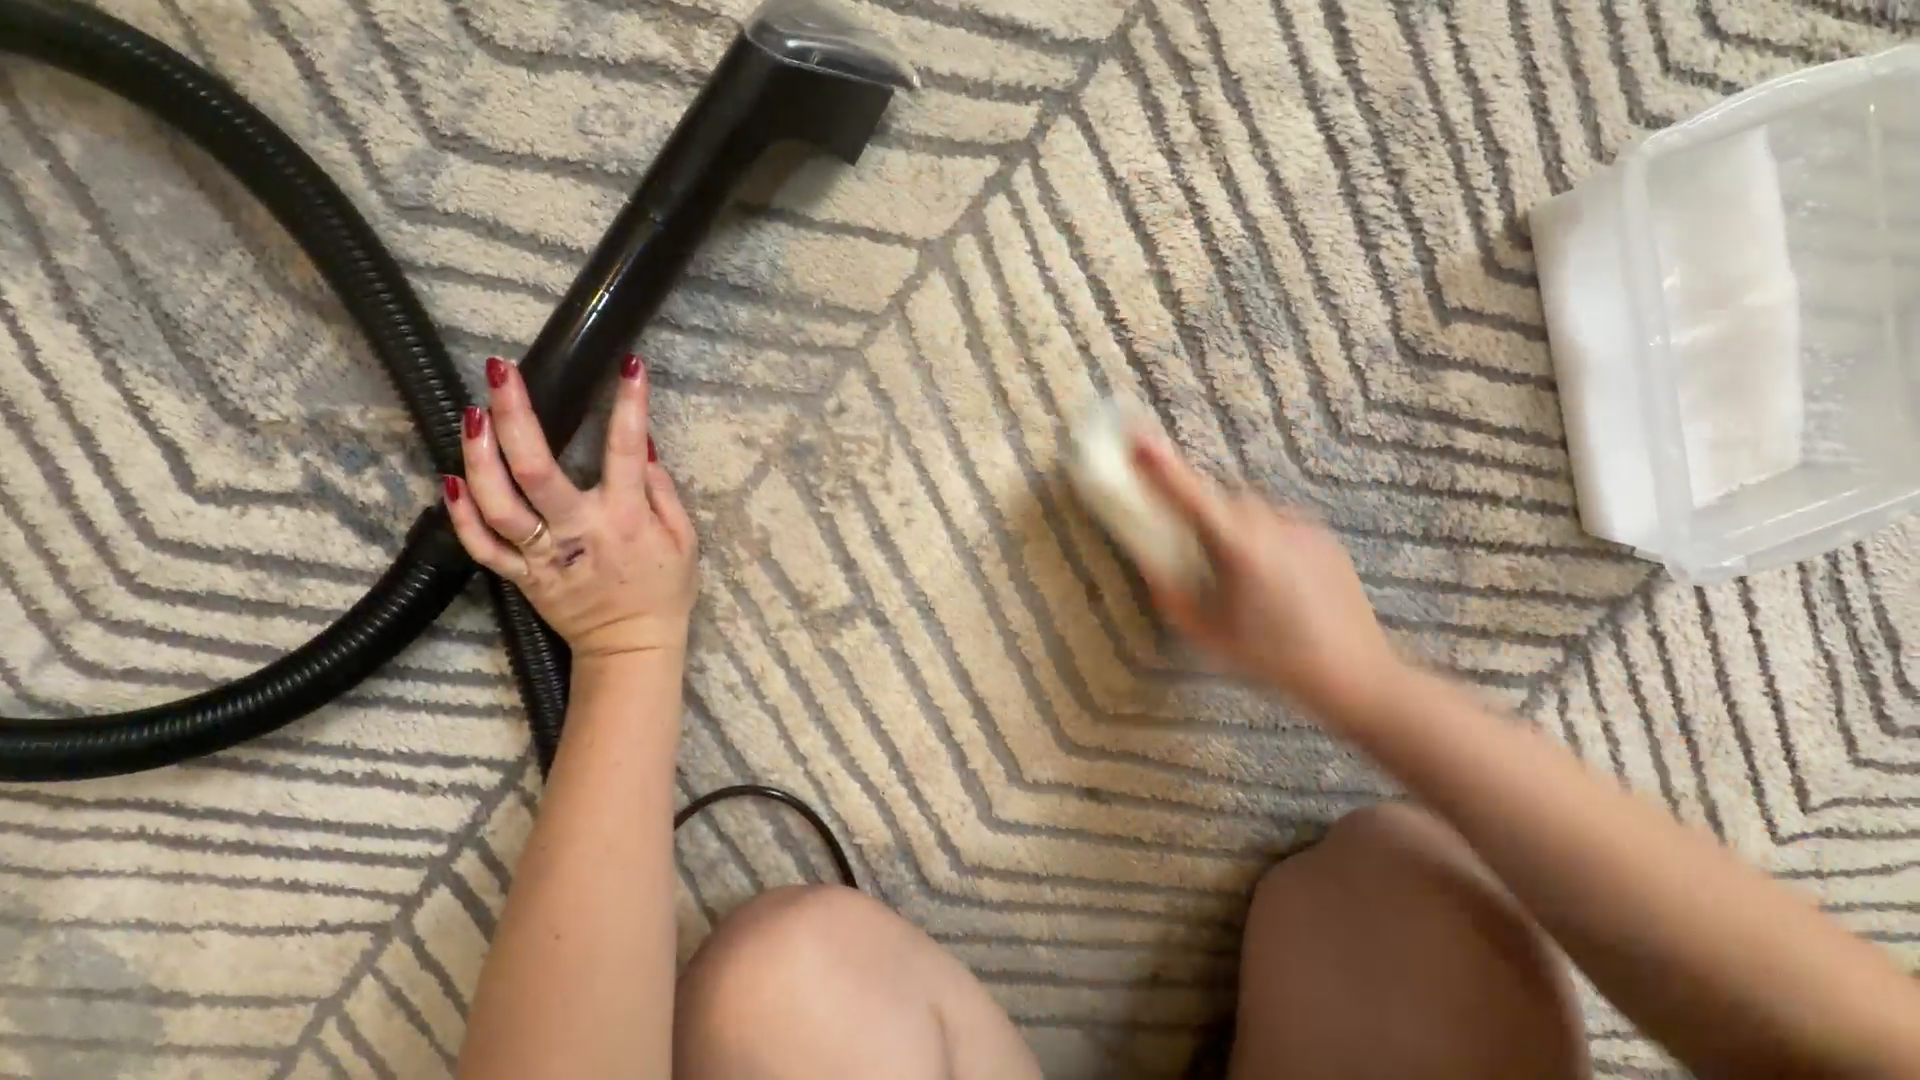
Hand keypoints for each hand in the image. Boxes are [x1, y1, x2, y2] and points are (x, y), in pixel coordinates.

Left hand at [443, 354, 697, 663]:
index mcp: (627, 519)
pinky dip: (462, 515)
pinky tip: (450, 478)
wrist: (632, 646)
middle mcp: (580, 531)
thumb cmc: (664, 590)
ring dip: (479, 457)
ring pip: (499, 504)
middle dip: (516, 415)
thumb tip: (644, 446)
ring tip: (472, 414)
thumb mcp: (685, 541)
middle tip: (500, 372)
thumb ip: (664, 493)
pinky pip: (483, 547)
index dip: (630, 405)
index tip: (629, 366)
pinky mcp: (521, 576)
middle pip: (536, 469)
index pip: (626, 451)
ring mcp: (544, 555)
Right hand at [1130, 430, 1399, 717]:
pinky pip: (1282, 525)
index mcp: (1239, 548)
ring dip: (1235, 527)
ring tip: (1240, 574)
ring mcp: (1304, 528)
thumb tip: (1152, 563)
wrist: (1353, 673)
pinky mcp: (1325, 538)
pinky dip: (1266, 540)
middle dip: (1202, 511)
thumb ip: (1171, 593)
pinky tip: (1274, 581)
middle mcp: (1272, 526)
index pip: (1189, 495)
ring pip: (1253, 511)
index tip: (1138, 437)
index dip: (1160, 464)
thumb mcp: (1207, 634)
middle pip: (1223, 499)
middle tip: (1192, 544)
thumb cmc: (1272, 659)